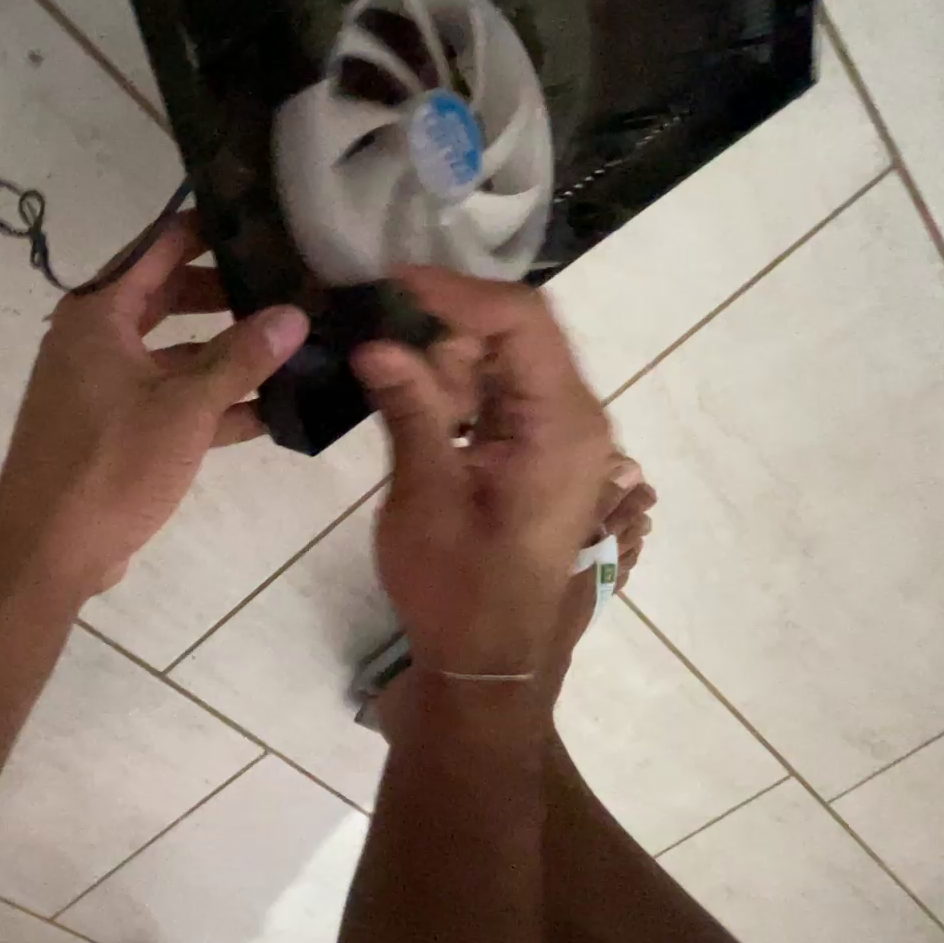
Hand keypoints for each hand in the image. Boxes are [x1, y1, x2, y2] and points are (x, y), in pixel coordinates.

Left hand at [0, 213, 308, 597]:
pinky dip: (206, 404)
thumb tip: (294, 314)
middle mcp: (92, 340)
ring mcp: (100, 387)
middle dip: (224, 297)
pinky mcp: (111, 429)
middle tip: (285, 289)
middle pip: (167, 299)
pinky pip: (164, 401)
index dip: (208, 231)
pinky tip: (267, 413)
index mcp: (97, 315)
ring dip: (223, 357)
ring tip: (289, 349)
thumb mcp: (184, 409)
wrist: (48, 549)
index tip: (261, 223)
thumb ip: (240, 360)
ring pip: (170, 355)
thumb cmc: (110, 466)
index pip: (158, 248)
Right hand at [354, 268, 611, 684]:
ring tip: (380, 377)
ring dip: (439, 364)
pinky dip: (448, 394)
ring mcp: (554, 438)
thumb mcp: (425, 497)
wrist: (486, 662)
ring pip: (498, 367)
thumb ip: (410, 412)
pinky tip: (406, 406)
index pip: (520, 321)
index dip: (453, 291)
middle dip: (438, 331)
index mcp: (561, 426)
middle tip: (370, 341)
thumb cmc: (458, 589)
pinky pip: (493, 400)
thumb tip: (376, 344)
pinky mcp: (531, 456)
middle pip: (511, 337)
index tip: (386, 280)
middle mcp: (572, 420)